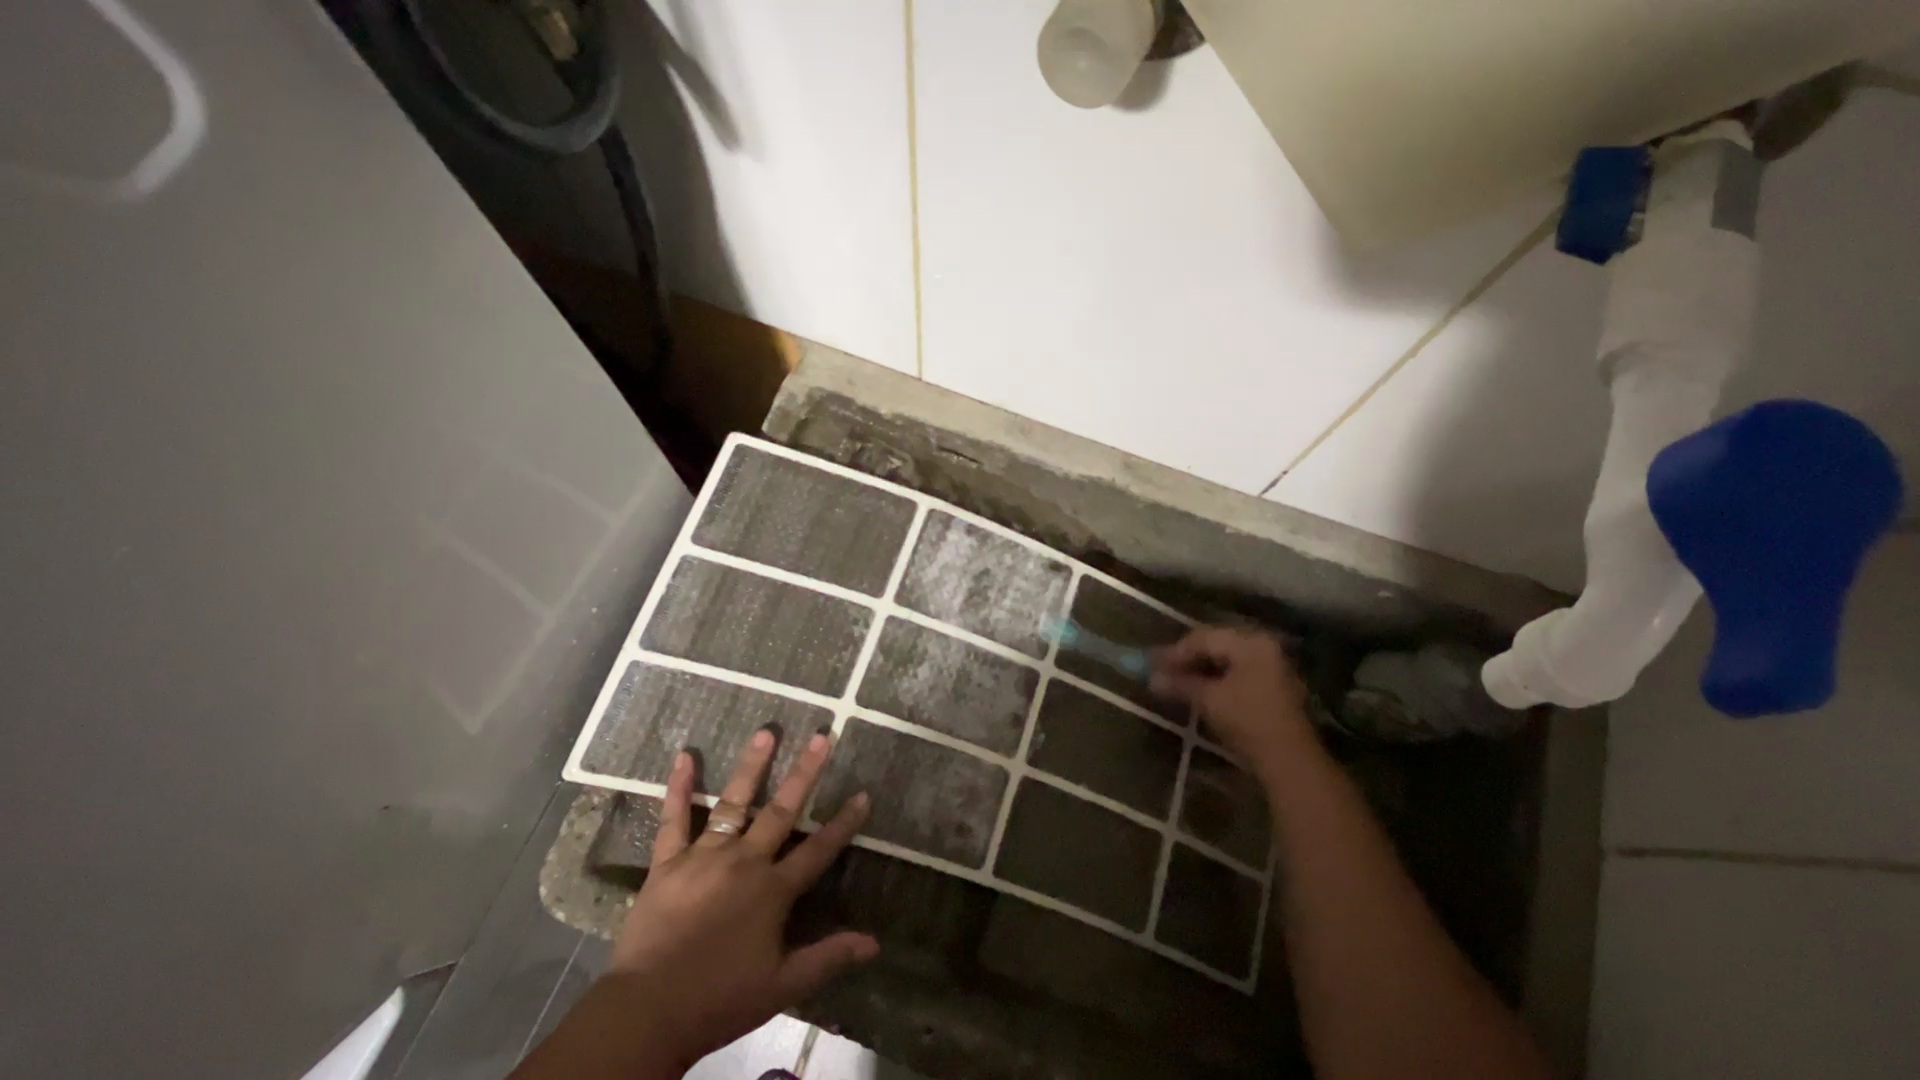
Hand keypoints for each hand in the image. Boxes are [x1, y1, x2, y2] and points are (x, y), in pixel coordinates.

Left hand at [605, 729, 876, 1069]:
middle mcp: (743, 862)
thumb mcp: (784, 985)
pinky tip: (682, 756)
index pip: (818, 849)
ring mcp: (703, 857)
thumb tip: (875, 943)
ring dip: (751, 767)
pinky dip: (677, 787)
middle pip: (781, 811)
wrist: (650, 1008)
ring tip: (765, 732)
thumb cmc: (721, 998)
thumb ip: (829, 958)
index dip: (843, 823)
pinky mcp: (667, 864)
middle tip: (821, 735)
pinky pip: (672, 819)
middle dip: (805, 773)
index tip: (862, 794)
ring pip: (732, 804)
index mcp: (773, 890)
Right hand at [1151, 626, 1315, 775]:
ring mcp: (1272, 667)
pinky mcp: (1274, 687)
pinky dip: (1216, 679)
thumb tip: (1151, 679)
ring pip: (1227, 660)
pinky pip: (1238, 673)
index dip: (1174, 652)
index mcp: (1250, 643)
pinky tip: (1200, 691)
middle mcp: (1264, 647)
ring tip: (1177, 682)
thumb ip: (1180, 684)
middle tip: (1162, 671)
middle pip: (1216, 645)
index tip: (1151, 665)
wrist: (1289, 760)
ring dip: (1201, 670)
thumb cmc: (1248, 721)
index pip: (1203, 638)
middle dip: (1187, 658)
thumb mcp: (1209, 700)